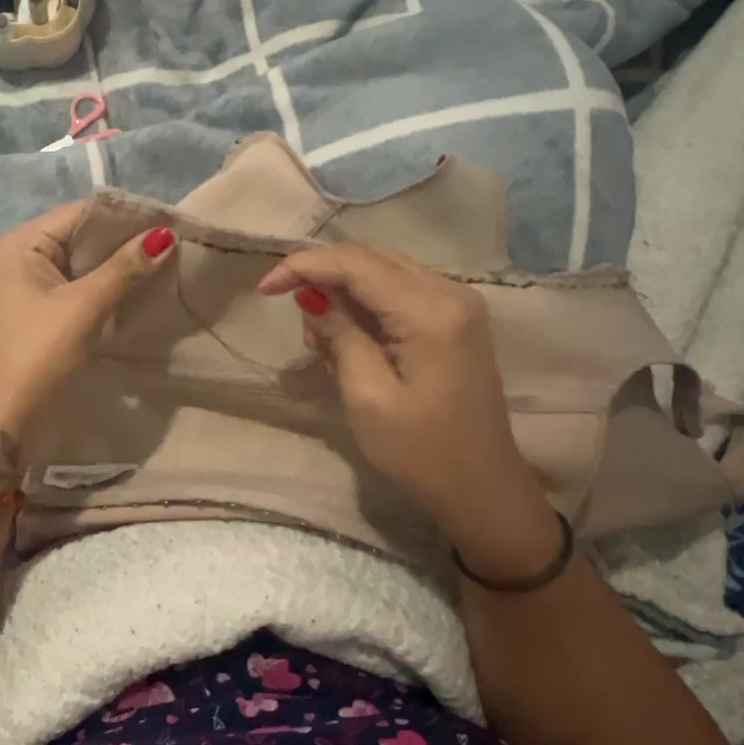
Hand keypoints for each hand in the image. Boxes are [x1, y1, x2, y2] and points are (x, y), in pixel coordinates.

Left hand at [0, 202, 174, 488]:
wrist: (8, 416)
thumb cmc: (39, 354)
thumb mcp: (84, 307)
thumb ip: (125, 269)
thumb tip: (166, 235)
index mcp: (23, 242)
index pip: (82, 213)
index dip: (126, 216)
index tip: (171, 223)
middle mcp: (24, 256)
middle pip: (84, 236)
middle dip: (126, 242)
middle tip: (175, 245)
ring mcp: (33, 286)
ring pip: (86, 264)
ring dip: (120, 267)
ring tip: (166, 266)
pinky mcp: (44, 312)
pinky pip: (82, 288)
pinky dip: (109, 288)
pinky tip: (140, 292)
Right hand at [255, 244, 563, 579]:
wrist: (480, 486)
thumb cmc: (419, 452)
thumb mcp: (367, 397)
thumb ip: (340, 336)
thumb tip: (312, 295)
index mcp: (430, 311)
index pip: (357, 264)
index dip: (304, 266)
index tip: (263, 289)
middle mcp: (450, 292)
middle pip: (372, 258)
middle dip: (322, 276)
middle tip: (291, 316)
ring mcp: (458, 304)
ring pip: (384, 272)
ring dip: (343, 294)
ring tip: (321, 343)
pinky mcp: (455, 320)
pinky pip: (399, 294)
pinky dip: (366, 307)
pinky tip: (348, 342)